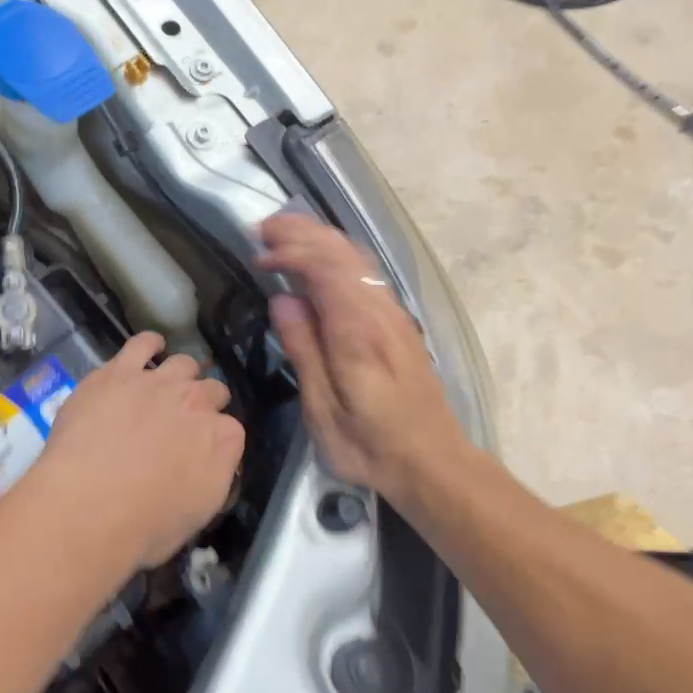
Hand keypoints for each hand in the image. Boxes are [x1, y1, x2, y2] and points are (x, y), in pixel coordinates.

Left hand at [27, 333, 243, 568]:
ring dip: (181, 373)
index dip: (215, 438)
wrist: (89, 504)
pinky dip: (149, 344)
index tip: (202, 449)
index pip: (231, 430)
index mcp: (223, 441)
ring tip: (169, 382)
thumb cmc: (142, 526)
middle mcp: (197, 403)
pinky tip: (149, 347)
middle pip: (212, 390)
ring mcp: (158, 382)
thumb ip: (208, 480)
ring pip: (183, 362)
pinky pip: (142, 343)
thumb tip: (205, 468)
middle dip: (203, 402)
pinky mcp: (119, 371)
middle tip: (184, 418)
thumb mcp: (194, 516)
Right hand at [257, 213, 463, 498]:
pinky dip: (338, 257)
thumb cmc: (370, 445)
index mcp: (358, 331)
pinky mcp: (398, 325)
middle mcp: (380, 313)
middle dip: (303, 233)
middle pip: (343, 253)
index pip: (325, 267)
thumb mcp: (323, 408)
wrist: (433, 464)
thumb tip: (283, 299)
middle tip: (264, 228)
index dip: (290, 252)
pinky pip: (367, 274)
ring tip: (285, 235)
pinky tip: (321, 263)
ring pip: (359, 259)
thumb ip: (304, 349)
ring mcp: (394, 316)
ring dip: (321, 240)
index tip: (258, 256)